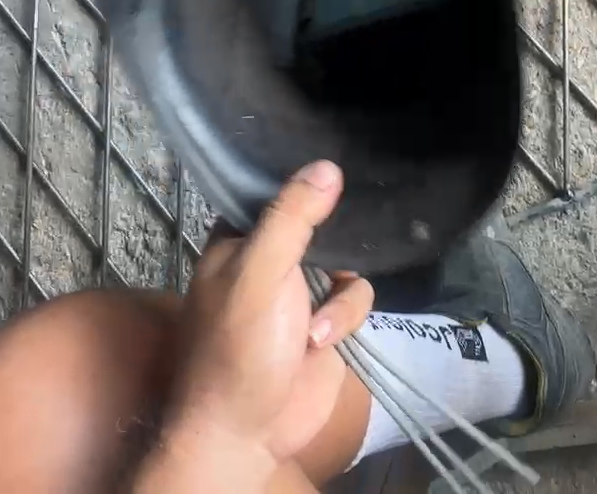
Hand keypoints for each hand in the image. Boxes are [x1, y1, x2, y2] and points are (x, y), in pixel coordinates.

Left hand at [155, 160, 374, 481]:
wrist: (248, 433)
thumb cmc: (239, 346)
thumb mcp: (261, 273)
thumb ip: (293, 217)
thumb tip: (328, 166)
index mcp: (239, 240)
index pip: (274, 190)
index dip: (302, 178)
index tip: (334, 164)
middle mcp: (271, 259)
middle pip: (320, 221)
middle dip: (337, 232)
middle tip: (349, 231)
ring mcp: (300, 292)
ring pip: (347, 260)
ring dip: (339, 292)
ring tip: (316, 325)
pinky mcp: (327, 322)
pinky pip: (357, 296)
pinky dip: (344, 317)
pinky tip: (321, 342)